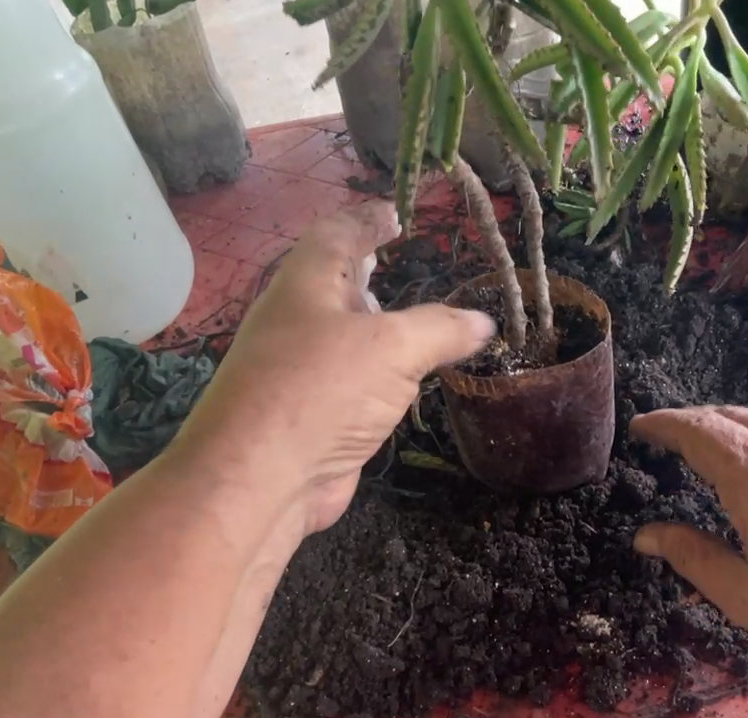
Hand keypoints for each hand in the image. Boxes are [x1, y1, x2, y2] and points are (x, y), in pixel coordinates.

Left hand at [172, 201, 493, 530]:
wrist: (264, 476)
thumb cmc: (321, 391)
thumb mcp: (392, 348)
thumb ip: (440, 330)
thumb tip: (483, 322)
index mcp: (307, 284)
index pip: (339, 234)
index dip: (368, 220)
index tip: (394, 213)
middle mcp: (299, 321)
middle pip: (335, 284)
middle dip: (367, 272)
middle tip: (400, 263)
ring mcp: (301, 370)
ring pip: (344, 337)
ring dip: (374, 329)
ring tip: (411, 325)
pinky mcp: (313, 415)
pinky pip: (351, 382)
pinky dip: (378, 376)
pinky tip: (400, 385)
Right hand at [630, 406, 747, 697]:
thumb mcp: (744, 596)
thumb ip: (691, 555)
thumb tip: (645, 536)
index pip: (698, 431)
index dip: (663, 424)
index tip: (639, 426)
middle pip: (730, 415)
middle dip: (693, 423)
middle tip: (667, 441)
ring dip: (731, 425)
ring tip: (710, 448)